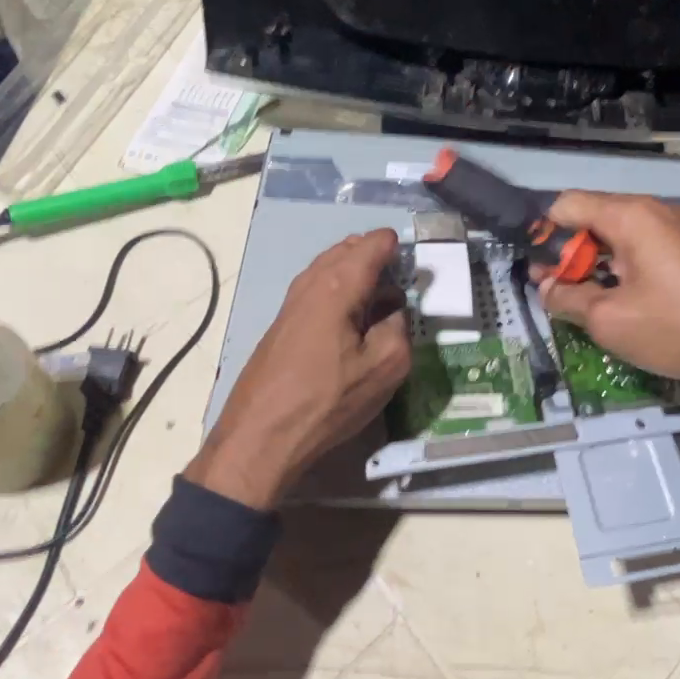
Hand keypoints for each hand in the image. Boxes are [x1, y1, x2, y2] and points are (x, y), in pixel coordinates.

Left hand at [187, 228, 409, 509]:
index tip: (418, 275)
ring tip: (382, 308)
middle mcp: (312, 279)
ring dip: (360, 277)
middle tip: (404, 291)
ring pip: (333, 268)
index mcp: (339, 282)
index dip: (402, 251)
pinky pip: (320, 289)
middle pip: (352, 249)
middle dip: (380, 260)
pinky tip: (354, 326)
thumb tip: (395, 312)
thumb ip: (400, 327)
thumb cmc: (326, 399)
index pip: (376, 242)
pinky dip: (342, 294)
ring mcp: (293, 299)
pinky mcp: (285, 321)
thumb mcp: (385, 367)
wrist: (260, 435)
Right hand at [536, 191, 679, 381]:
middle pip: (594, 219)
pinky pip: (647, 248)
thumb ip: (568, 300)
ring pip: (621, 236)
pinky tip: (626, 302)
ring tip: (586, 301)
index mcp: (630, 216)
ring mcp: (679, 229)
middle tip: (556, 291)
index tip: (534, 266)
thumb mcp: (612, 321)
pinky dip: (626, 268)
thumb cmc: (679, 326)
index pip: (568, 204)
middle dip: (569, 253)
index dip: (543, 232)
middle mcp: (654, 212)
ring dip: (597, 264)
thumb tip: (546, 288)